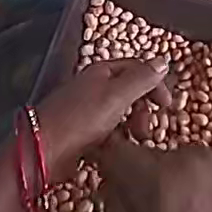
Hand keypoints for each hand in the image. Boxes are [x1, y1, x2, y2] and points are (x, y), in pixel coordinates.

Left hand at [33, 59, 172, 179]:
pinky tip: (119, 150)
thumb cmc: (80, 119)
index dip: (155, 84)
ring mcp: (87, 109)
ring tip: (134, 142)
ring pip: (122, 114)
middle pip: (131, 92)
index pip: (138, 69)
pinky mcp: (83, 131)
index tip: (167, 106)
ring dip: (133, 127)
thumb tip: (163, 61)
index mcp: (102, 72)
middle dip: (144, 110)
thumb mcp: (116, 95)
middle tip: (145, 131)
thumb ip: (141, 78)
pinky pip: (110, 131)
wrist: (44, 150)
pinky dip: (119, 138)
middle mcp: (94, 87)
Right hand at [97, 135, 211, 211]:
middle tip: (147, 208)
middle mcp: (178, 156)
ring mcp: (203, 155)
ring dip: (165, 176)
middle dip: (139, 175)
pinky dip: (187, 177)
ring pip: (167, 158)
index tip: (108, 179)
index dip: (107, 164)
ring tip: (178, 210)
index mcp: (154, 178)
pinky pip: (190, 163)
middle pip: (142, 154)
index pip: (114, 150)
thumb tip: (108, 182)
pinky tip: (199, 205)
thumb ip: (116, 207)